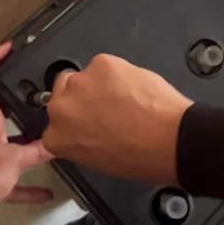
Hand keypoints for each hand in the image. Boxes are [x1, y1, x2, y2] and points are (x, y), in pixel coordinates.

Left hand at [0, 43, 54, 224]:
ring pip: (6, 143)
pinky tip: (47, 192)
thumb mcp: (15, 160)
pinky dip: (28, 186)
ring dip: (25, 144)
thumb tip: (59, 141)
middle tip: (32, 95)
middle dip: (10, 100)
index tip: (8, 47)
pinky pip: (13, 180)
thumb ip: (37, 150)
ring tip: (48, 140)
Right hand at [42, 54, 190, 185]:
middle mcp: (61, 108)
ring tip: (122, 98)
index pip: (54, 125)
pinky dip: (115, 73)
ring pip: (81, 77)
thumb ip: (79, 142)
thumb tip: (82, 132)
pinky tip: (131, 87)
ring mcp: (80, 83)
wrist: (169, 138)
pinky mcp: (101, 63)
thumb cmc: (139, 157)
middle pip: (62, 95)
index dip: (72, 122)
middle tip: (104, 109)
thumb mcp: (98, 161)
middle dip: (80, 100)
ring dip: (96, 84)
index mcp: (57, 138)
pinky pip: (102, 65)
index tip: (84, 122)